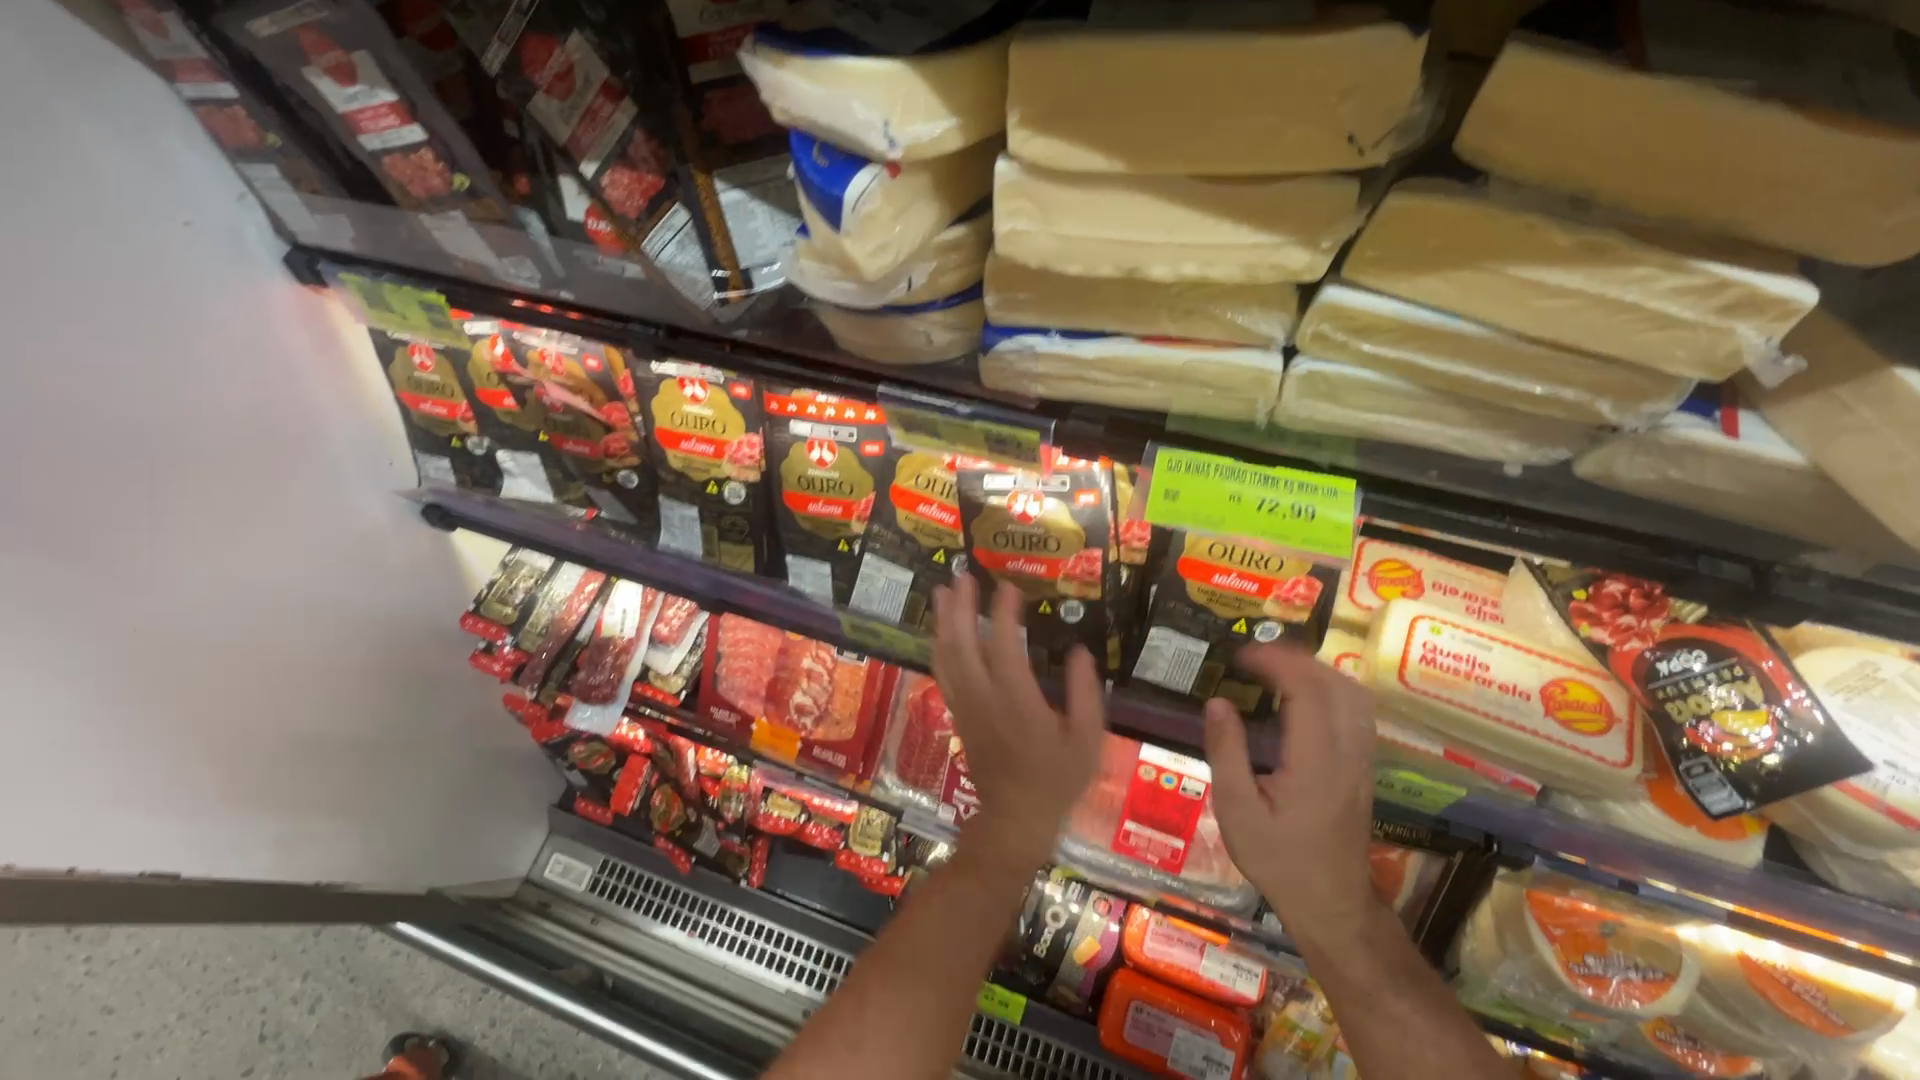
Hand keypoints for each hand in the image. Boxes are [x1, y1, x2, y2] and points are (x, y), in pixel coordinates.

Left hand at [932, 575, 1106, 873]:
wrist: (1016, 817)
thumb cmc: (1057, 779)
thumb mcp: (1087, 739)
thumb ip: (1085, 693)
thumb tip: (1080, 651)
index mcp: (1018, 702)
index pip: (1003, 647)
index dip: (1002, 614)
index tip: (1008, 586)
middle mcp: (984, 699)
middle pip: (962, 644)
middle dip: (960, 607)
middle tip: (963, 575)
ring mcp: (966, 706)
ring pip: (946, 656)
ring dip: (943, 621)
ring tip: (942, 591)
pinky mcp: (958, 714)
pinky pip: (943, 673)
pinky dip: (939, 647)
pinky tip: (941, 630)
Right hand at [1203, 644, 1379, 947]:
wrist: (1330, 902)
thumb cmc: (1278, 859)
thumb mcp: (1236, 811)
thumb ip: (1226, 752)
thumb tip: (1217, 702)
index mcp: (1315, 761)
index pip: (1306, 691)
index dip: (1275, 663)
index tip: (1240, 656)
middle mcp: (1348, 753)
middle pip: (1335, 684)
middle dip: (1295, 659)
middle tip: (1253, 658)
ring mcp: (1362, 759)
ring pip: (1353, 695)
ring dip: (1316, 671)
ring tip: (1276, 670)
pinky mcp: (1364, 767)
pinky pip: (1357, 712)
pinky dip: (1330, 690)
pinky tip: (1303, 697)